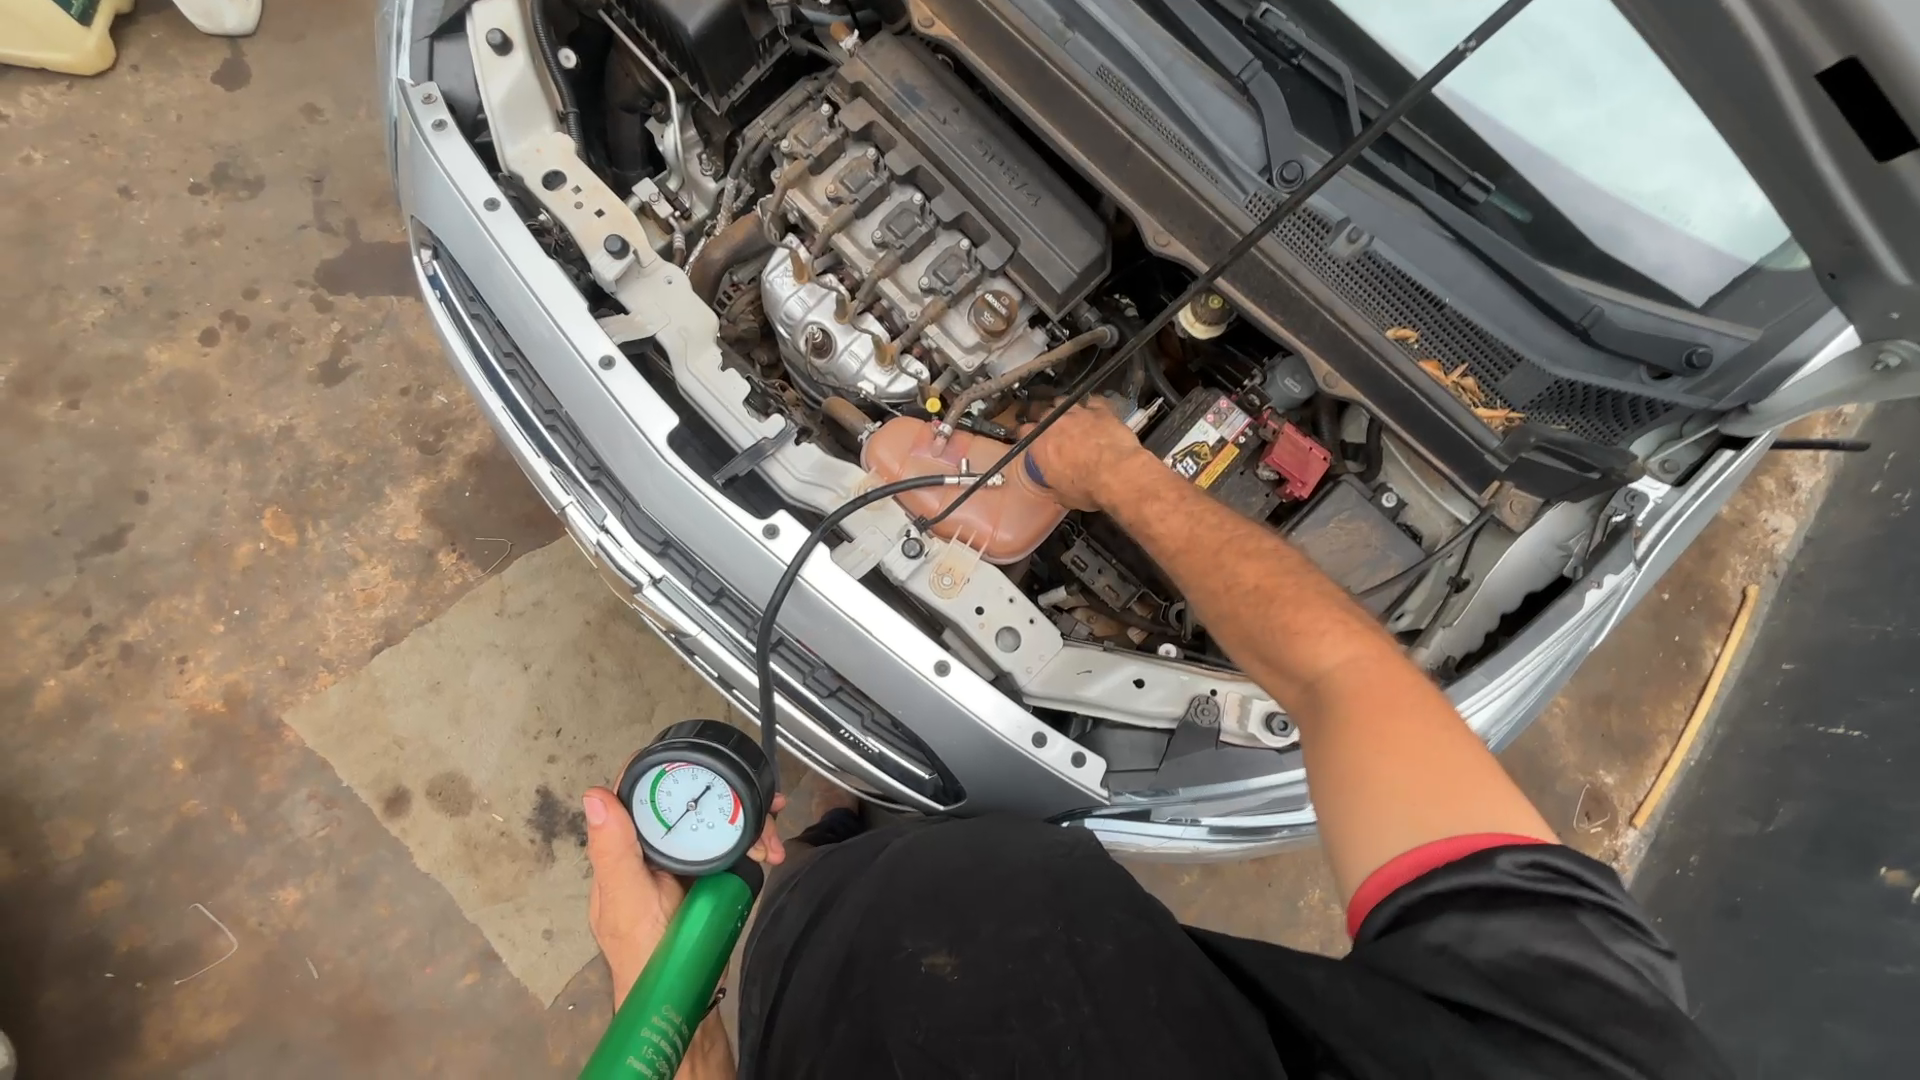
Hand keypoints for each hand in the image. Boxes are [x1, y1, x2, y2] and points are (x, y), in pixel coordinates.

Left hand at [583, 787, 787, 1008]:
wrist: (686, 997)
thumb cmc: (647, 954)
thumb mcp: (627, 902)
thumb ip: (613, 851)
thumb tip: (594, 795)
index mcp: (628, 849)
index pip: (639, 793)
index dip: (661, 768)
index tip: (693, 754)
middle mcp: (656, 849)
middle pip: (690, 802)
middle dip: (727, 796)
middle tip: (759, 802)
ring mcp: (687, 861)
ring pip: (718, 821)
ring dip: (750, 823)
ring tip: (771, 839)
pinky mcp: (713, 873)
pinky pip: (736, 845)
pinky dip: (758, 843)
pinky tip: (772, 852)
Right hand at [1025, 399, 1158, 511]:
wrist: (1118, 475)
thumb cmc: (1090, 487)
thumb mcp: (1065, 497)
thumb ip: (1056, 488)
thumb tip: (1058, 492)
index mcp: (1040, 446)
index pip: (1024, 432)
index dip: (1027, 435)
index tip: (1032, 439)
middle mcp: (1055, 424)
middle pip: (1043, 413)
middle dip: (1047, 421)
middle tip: (1055, 432)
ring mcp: (1077, 414)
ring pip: (1064, 402)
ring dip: (1066, 410)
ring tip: (1073, 420)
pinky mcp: (1100, 411)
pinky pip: (1092, 401)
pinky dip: (1092, 407)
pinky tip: (1095, 413)